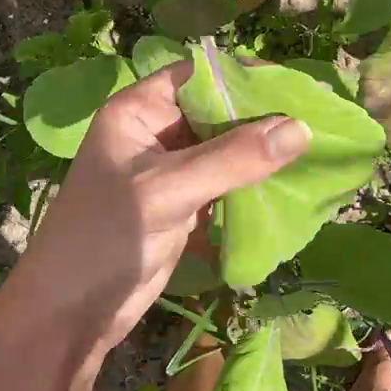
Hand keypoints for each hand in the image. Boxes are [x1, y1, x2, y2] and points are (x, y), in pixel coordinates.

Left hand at [15, 62, 309, 358]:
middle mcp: (158, 132)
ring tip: (318, 150)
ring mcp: (173, 171)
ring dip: (266, 153)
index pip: (202, 75)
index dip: (247, 77)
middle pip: (221, 111)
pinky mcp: (186, 205)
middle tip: (321, 121)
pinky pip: (229, 183)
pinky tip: (294, 185)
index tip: (299, 87)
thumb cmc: (104, 238)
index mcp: (140, 111)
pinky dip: (257, 184)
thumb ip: (232, 159)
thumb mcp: (166, 190)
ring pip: (229, 150)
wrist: (69, 314)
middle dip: (266, 117)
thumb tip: (301, 129)